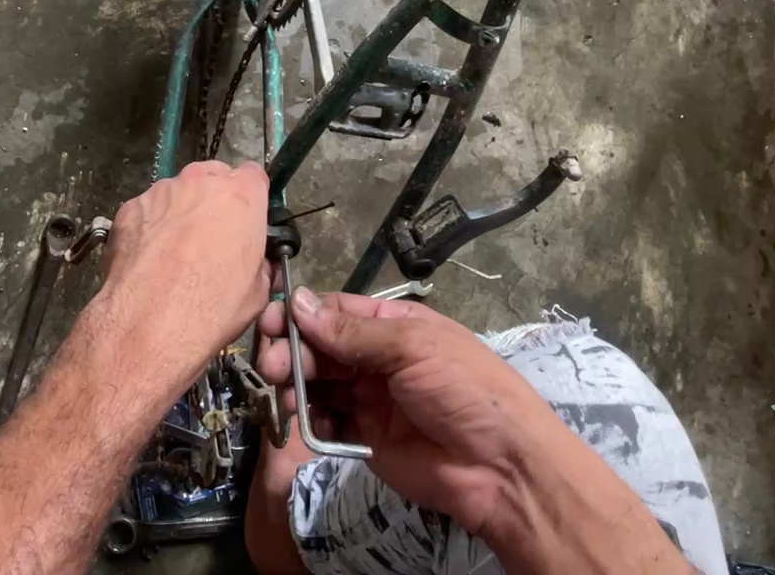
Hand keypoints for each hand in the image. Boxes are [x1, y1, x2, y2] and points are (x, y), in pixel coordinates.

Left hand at [92, 161, 270, 377]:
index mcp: (241, 195)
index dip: (251, 198)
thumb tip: (258, 263)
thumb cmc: (209, 306)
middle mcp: (200, 181)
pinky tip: (150, 259)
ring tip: (175, 254)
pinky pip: (148, 211)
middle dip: (214, 202)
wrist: (148, 323)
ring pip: (178, 193)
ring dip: (181, 214)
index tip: (246, 219)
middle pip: (213, 178)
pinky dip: (150, 227)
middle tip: (212, 240)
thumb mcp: (258, 291)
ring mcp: (161, 191)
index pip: (253, 176)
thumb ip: (260, 261)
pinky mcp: (130, 207)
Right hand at [258, 289, 550, 538]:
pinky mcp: (367, 438)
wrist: (503, 471)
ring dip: (296, 384)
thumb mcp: (412, 347)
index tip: (272, 322)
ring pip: (320, 383)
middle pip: (322, 347)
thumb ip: (352, 331)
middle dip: (293, 351)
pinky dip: (311, 419)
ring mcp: (372, 399)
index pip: (337, 312)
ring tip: (283, 391)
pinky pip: (329, 423)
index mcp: (394, 325)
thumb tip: (300, 302)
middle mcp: (379, 358)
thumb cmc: (464, 390)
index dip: (302, 315)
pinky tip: (304, 418)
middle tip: (271, 364)